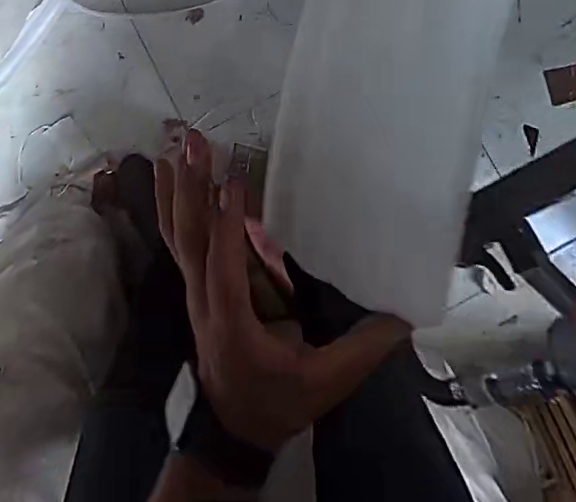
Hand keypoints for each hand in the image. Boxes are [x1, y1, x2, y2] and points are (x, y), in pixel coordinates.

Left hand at [153, 129, 410, 450]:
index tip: (235, 183)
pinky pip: (178, 240)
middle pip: (189, 241)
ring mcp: (194, 293)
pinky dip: (172, 205)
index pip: (224, 271)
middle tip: (198, 143)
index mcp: (233, 325)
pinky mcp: (197, 285)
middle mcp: (204, 302)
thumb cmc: (276, 404)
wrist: (232, 431)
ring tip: (178, 146)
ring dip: (177, 189)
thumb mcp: (324, 384)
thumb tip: (405, 317)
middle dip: (192, 190)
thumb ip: (362, 349)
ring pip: (177, 236)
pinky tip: (169, 176)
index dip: (227, 228)